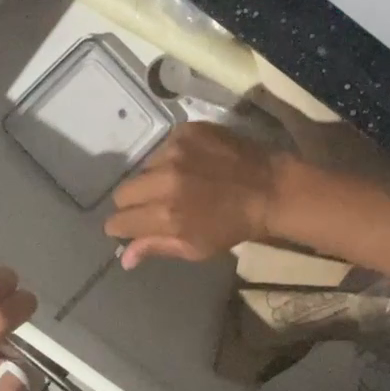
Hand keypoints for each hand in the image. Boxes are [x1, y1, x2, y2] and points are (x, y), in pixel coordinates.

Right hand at [104, 122, 294, 268]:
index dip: (121, 226)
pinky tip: (191, 164)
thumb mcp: (195, 247)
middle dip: (132, 203)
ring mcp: (175, 151)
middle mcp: (165, 180)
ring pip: (142, 168)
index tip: (128, 227)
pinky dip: (171, 158)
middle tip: (153, 205)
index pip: (119, 220)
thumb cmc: (233, 225)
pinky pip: (162, 147)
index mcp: (167, 215)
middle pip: (123, 192)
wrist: (270, 188)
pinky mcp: (185, 131)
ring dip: (153, 178)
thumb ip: (156, 247)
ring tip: (178, 182)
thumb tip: (124, 259)